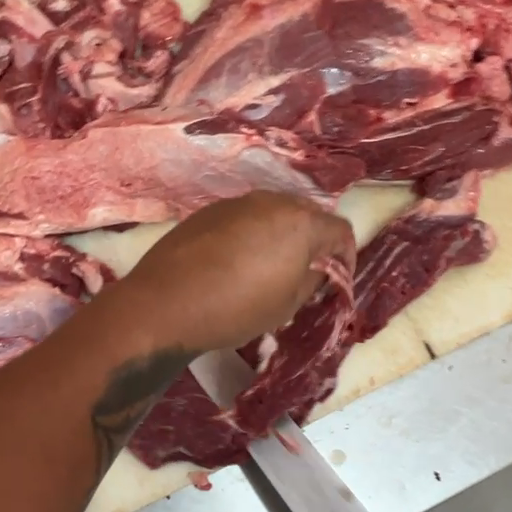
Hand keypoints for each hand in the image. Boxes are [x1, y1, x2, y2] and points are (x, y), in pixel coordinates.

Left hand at [116, 192, 355, 353]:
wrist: (164, 303)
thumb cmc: (234, 310)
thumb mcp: (286, 306)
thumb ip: (312, 280)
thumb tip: (317, 268)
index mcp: (300, 223)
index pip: (340, 230)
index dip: (346, 255)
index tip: (337, 278)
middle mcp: (271, 202)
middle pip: (306, 215)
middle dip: (313, 242)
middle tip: (306, 273)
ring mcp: (236, 203)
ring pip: (272, 214)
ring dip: (280, 236)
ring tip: (269, 269)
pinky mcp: (207, 211)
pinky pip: (242, 219)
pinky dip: (249, 235)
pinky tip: (234, 263)